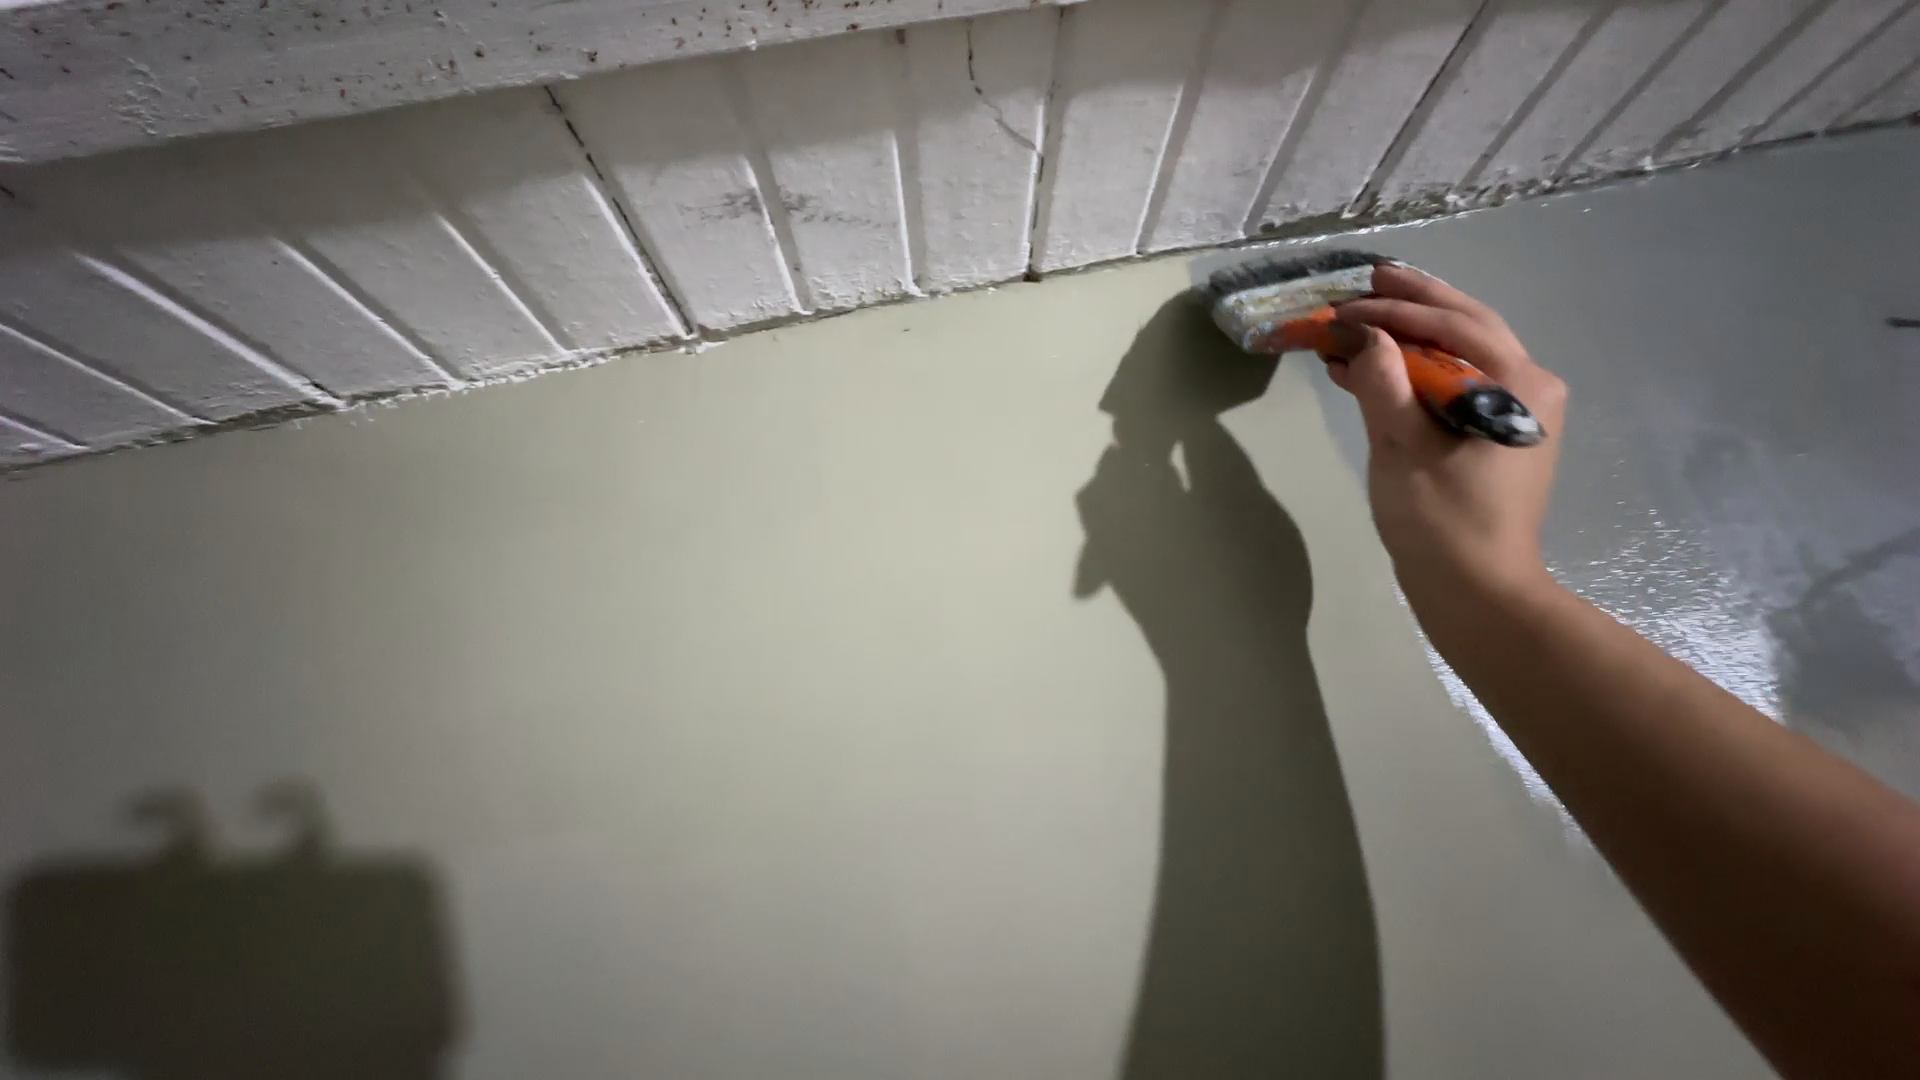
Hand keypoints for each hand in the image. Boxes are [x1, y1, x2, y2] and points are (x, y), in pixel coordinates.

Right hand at [1323, 264, 1567, 605]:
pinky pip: (1453, 385)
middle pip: (1467, 327)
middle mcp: (1529, 388)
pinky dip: (1414, 373)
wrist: (1476, 589)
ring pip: (1460, 354)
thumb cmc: (1441, 521)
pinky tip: (1373, 371)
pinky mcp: (1496, 434)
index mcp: (1517, 386)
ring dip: (1411, 335)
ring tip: (1366, 316)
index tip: (1344, 306)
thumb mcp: (1402, 449)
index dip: (1394, 311)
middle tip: (1371, 278)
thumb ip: (1383, 385)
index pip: (1452, 326)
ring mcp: (1516, 412)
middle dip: (1415, 302)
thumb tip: (1363, 337)